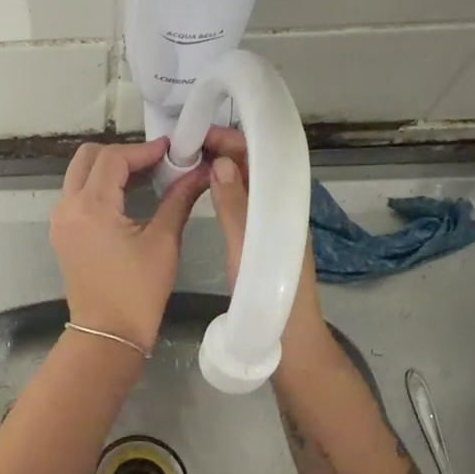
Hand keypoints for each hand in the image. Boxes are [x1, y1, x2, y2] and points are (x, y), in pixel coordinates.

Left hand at [51, 138, 209, 350]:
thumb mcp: (163, 242)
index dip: (143, 150)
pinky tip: (129, 196)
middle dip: (122, 154)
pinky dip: (100, 187)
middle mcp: (67, 208)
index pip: (113, 158)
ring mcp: (60, 221)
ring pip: (79, 174)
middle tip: (155, 163)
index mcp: (91, 207)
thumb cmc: (138, 292)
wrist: (108, 334)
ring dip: (109, 169)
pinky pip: (77, 194)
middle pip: (88, 157)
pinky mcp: (62, 233)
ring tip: (146, 177)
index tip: (171, 151)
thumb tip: (200, 171)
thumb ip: (179, 199)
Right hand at [202, 126, 330, 355]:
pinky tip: (204, 193)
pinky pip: (243, 203)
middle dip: (222, 150)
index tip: (196, 133)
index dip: (230, 139)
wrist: (290, 339)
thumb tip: (221, 162)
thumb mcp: (248, 246)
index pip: (259, 155)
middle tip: (184, 146)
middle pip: (253, 167)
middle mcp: (281, 208)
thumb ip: (236, 205)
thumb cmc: (271, 294)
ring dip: (221, 169)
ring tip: (188, 163)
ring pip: (247, 185)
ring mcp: (272, 225)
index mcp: (285, 203)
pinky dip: (223, 191)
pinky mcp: (264, 241)